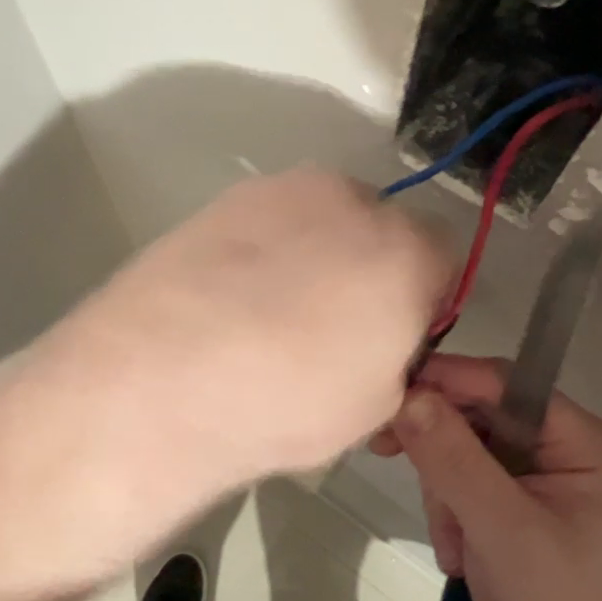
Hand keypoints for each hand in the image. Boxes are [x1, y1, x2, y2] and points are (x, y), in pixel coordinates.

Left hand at [0, 168, 446, 597]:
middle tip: (329, 338)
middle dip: (367, 277)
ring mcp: (275, 192)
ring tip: (266, 326)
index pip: (443, 263)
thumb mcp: (372, 408)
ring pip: (316, 225)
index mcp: (406, 249)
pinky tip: (225, 308)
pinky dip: (258, 259)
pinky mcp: (217, 202)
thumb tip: (397, 354)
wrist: (157, 380)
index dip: (422, 309)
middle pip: (378, 233)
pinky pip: (261, 228)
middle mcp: (347, 200)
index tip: (392, 348)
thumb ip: (404, 368)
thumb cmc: (286, 403)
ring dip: (311, 262)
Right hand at [370, 355, 601, 600]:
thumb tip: (408, 395)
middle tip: (385, 453)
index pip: (505, 384)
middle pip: (478, 416)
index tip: (389, 390)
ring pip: (461, 452)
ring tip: (454, 547)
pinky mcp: (513, 511)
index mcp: (583, 443)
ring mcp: (537, 483)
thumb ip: (452, 457)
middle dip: (440, 452)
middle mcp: (562, 452)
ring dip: (444, 496)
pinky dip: (449, 515)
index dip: (447, 381)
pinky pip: (463, 486)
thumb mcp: (501, 526)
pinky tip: (458, 555)